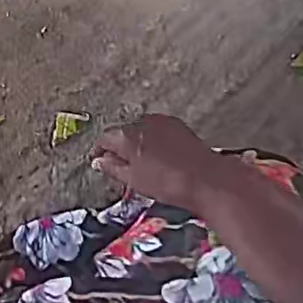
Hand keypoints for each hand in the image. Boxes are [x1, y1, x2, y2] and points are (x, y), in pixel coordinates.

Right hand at [92, 115, 251, 211]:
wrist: (204, 178)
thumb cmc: (167, 182)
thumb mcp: (133, 180)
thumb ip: (113, 167)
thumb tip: (99, 161)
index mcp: (126, 135)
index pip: (104, 138)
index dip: (99, 150)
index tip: (98, 160)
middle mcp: (141, 122)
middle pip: (122, 132)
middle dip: (119, 146)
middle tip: (120, 165)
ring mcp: (160, 120)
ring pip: (140, 129)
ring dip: (137, 142)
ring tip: (142, 162)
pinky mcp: (176, 124)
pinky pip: (156, 129)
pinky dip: (153, 139)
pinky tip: (159, 155)